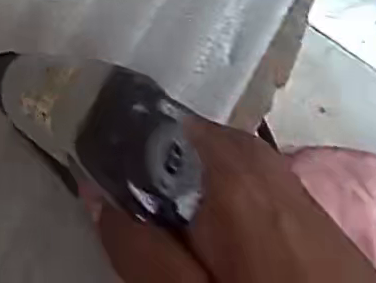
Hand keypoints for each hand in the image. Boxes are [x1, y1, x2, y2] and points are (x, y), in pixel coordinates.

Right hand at [95, 118, 375, 282]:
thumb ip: (142, 251)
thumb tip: (98, 195)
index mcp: (220, 163)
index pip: (143, 123)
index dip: (110, 142)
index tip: (85, 160)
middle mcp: (245, 146)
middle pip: (170, 136)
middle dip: (143, 164)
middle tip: (123, 206)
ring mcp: (272, 162)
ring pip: (198, 153)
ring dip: (173, 177)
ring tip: (163, 221)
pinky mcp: (290, 183)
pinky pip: (229, 169)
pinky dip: (205, 186)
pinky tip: (205, 225)